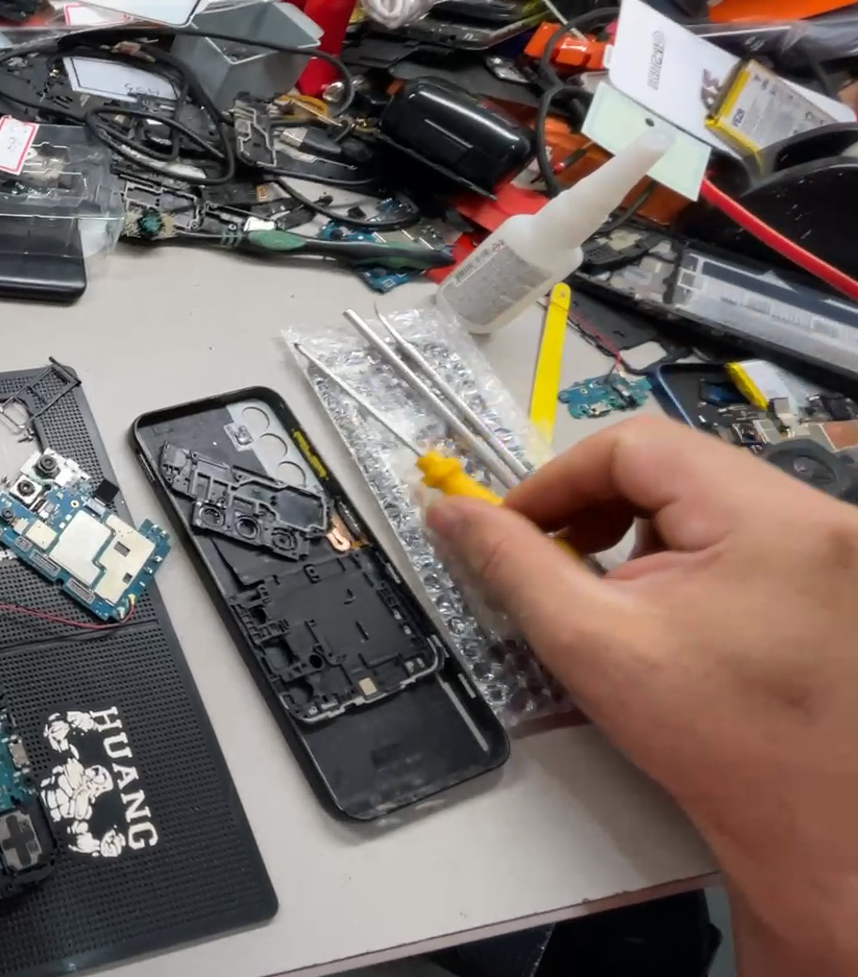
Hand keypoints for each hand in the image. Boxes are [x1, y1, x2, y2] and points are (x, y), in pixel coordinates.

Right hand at [427, 418, 857, 974]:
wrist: (821, 822)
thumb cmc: (717, 738)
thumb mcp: (583, 637)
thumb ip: (506, 560)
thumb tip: (449, 512)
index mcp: (774, 524)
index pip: (634, 447)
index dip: (556, 480)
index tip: (516, 525)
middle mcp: (824, 522)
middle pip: (666, 465)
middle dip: (588, 506)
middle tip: (547, 554)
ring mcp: (837, 549)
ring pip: (694, 494)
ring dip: (625, 527)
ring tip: (599, 584)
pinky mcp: (834, 573)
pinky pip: (728, 526)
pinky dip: (668, 548)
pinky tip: (650, 598)